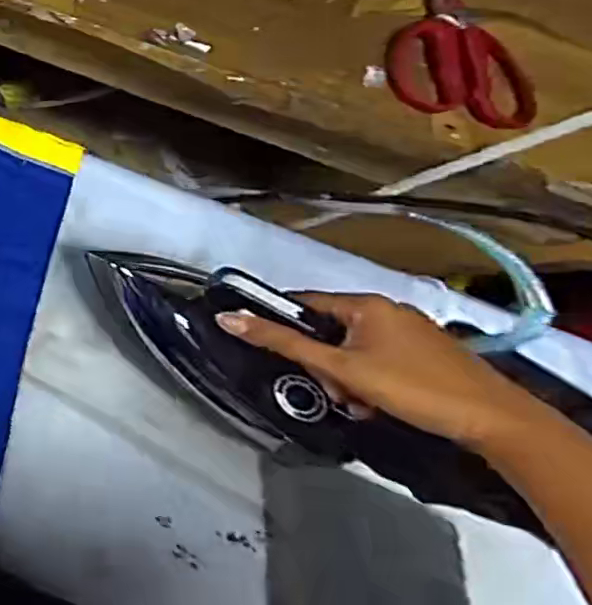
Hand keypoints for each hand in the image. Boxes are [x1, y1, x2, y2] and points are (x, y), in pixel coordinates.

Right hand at [218, 292, 547, 449]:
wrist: (506, 429)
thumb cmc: (418, 390)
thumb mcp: (340, 367)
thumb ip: (281, 341)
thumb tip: (226, 318)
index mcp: (366, 304)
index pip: (303, 305)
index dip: (287, 329)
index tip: (288, 355)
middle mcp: (391, 312)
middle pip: (329, 331)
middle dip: (325, 364)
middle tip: (336, 389)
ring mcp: (416, 335)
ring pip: (355, 350)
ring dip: (348, 376)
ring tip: (363, 402)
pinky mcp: (434, 359)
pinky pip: (382, 360)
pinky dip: (374, 380)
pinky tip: (383, 403)